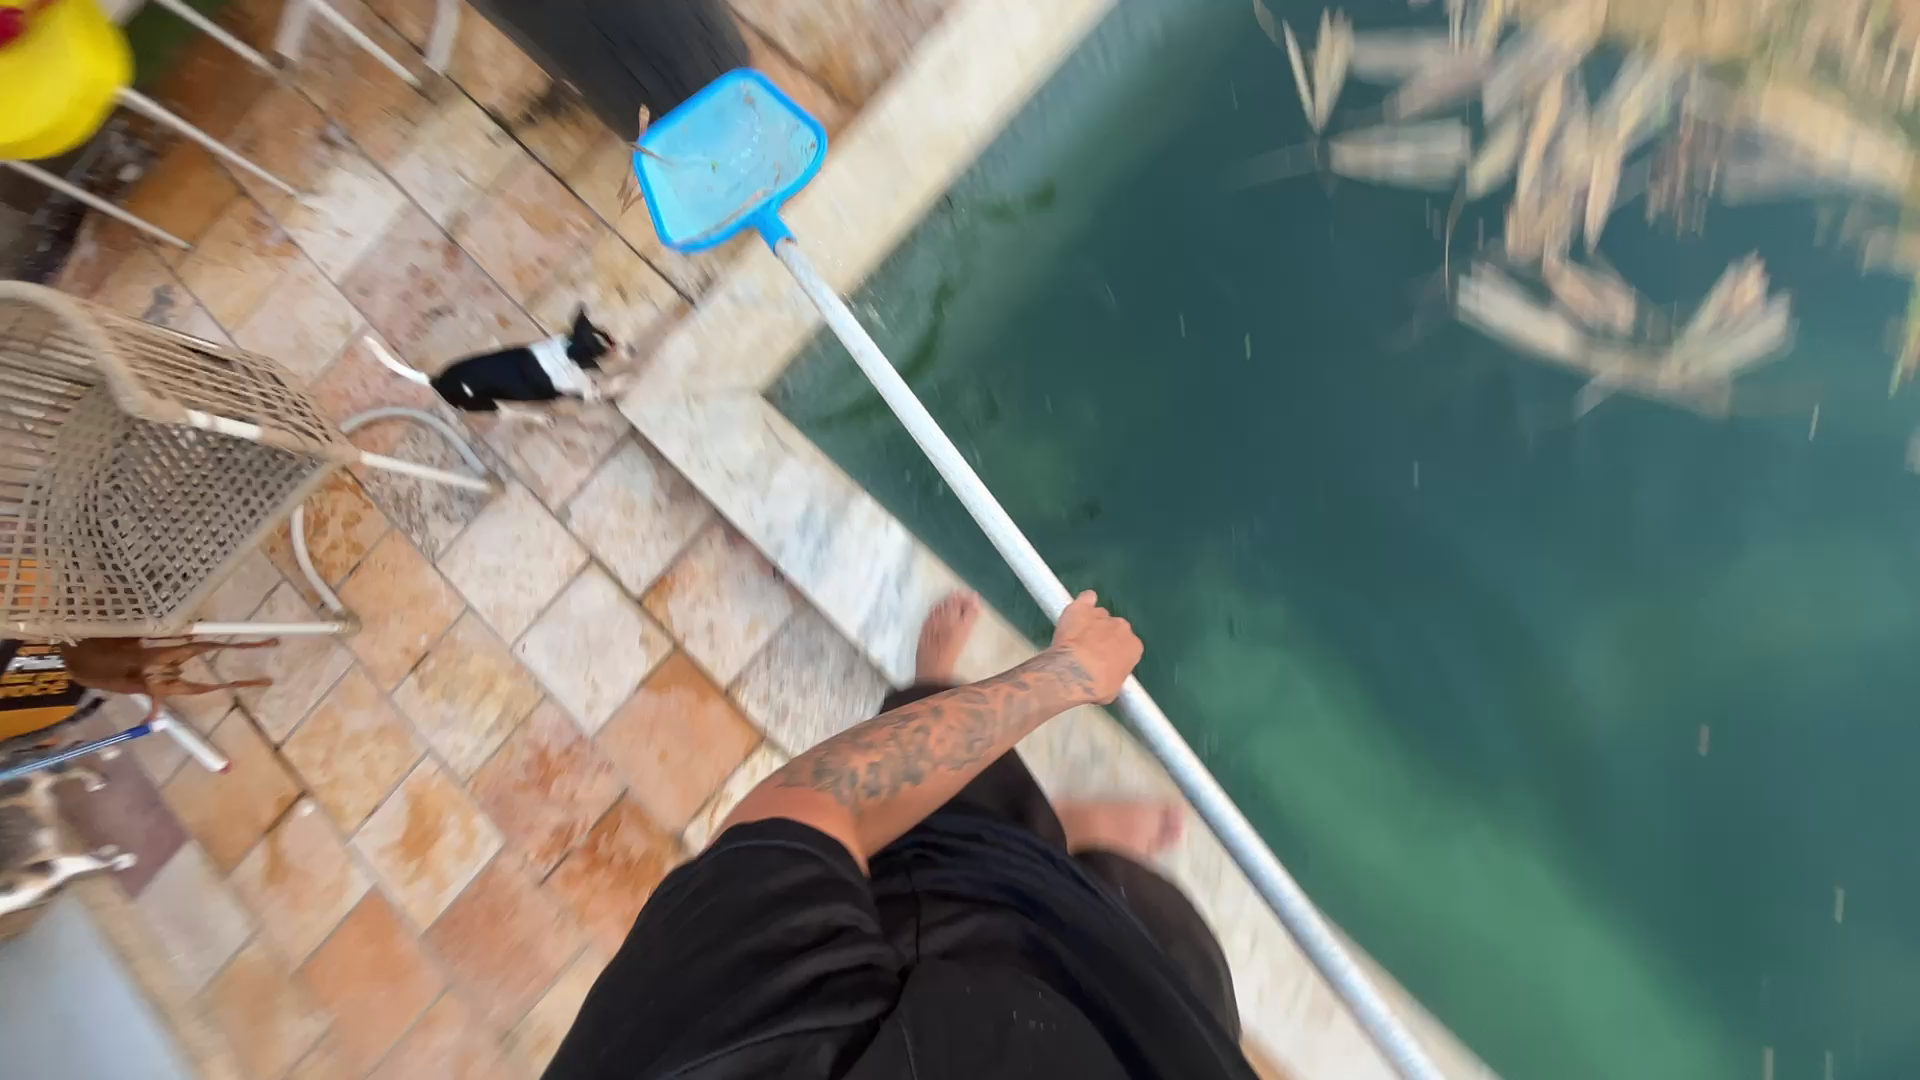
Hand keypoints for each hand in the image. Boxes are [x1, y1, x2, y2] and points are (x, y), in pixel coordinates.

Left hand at [1048, 591, 1141, 704]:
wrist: (1073, 672)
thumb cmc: (1096, 686)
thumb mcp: (1114, 689)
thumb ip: (1116, 674)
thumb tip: (1110, 676)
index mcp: (1134, 646)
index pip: (1128, 645)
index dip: (1115, 652)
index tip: (1105, 660)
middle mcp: (1122, 627)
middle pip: (1115, 627)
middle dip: (1104, 636)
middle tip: (1090, 650)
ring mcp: (1101, 614)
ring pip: (1098, 615)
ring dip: (1090, 623)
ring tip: (1076, 637)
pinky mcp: (1081, 607)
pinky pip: (1086, 598)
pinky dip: (1084, 602)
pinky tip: (1079, 609)